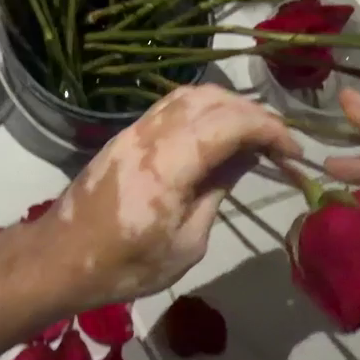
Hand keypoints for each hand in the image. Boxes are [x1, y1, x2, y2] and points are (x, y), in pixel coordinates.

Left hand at [33, 85, 299, 309]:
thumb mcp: (186, 243)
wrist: (63, 255)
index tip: (295, 152)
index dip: (268, 129)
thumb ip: (215, 192)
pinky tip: (219, 133)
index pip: (227, 123)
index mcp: (168, 164)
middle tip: (281, 143)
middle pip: (209, 99)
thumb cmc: (127, 264)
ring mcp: (134, 130)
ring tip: (255, 135)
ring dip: (227, 105)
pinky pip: (170, 107)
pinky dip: (202, 109)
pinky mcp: (126, 135)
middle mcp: (150, 135)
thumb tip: (244, 157)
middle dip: (252, 112)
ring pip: (187, 95)